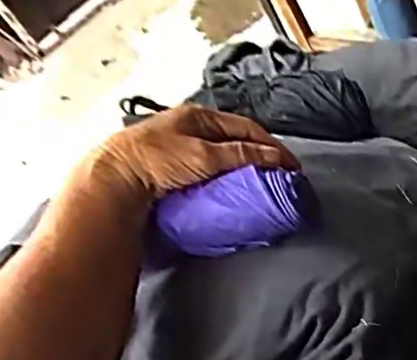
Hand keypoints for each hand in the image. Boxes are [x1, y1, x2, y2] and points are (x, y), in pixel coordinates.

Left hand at [88, 105, 299, 200]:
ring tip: (269, 183)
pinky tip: (245, 186)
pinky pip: (221, 166)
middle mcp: (197, 127)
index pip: (248, 128)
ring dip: (252, 166)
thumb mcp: (205, 155)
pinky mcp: (186, 164)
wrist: (122, 177)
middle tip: (285, 177)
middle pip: (241, 139)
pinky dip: (238, 174)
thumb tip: (275, 157)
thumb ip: (241, 154)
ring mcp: (191, 145)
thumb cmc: (160, 160)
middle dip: (266, 156)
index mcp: (202, 116)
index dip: (274, 147)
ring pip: (232, 153)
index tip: (294, 168)